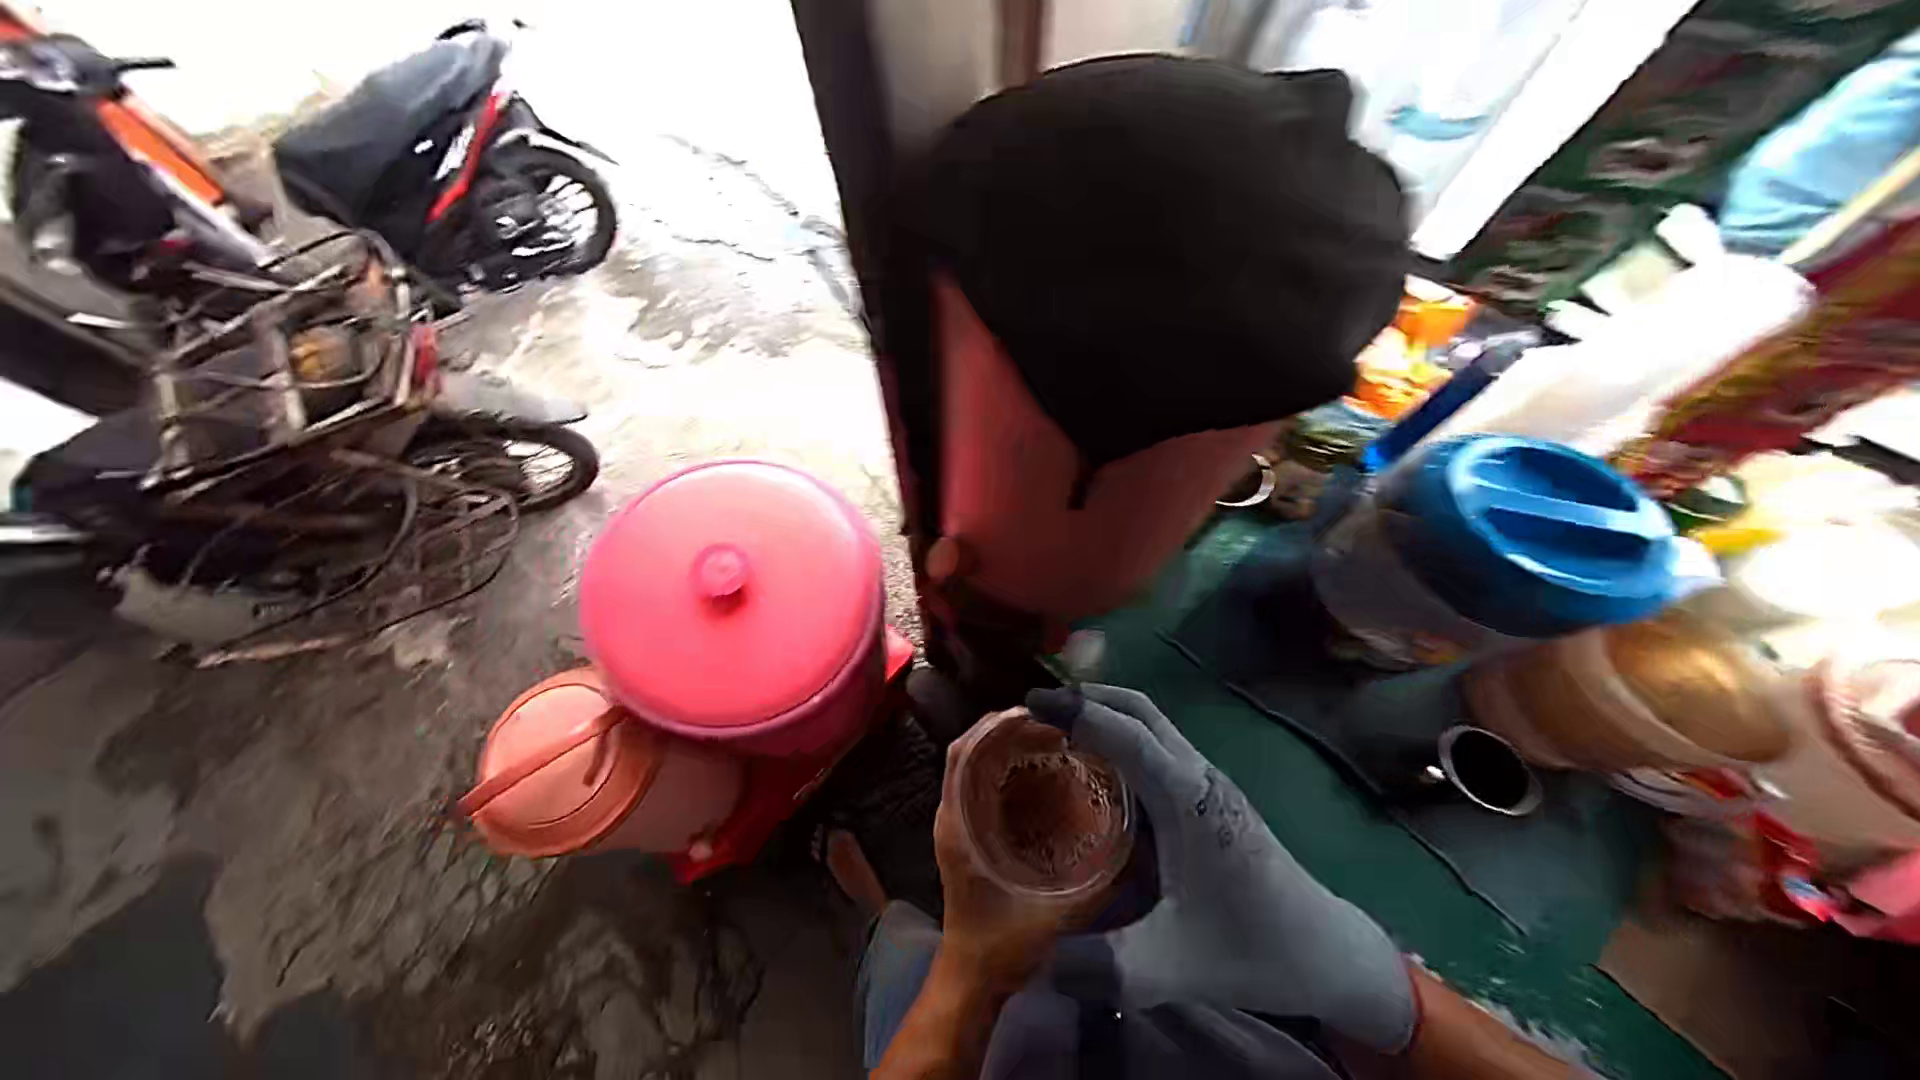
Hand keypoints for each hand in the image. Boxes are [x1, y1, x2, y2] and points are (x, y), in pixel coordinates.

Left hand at [931, 710, 1097, 993]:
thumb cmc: (1000, 945)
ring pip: (976, 762)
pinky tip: (1042, 769)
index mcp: (959, 823)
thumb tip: (1129, 844)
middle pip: (971, 749)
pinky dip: (1009, 765)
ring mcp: (959, 820)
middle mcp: (953, 813)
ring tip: (1051, 738)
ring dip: (1008, 745)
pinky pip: (984, 780)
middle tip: (1054, 726)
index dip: (996, 727)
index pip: (964, 753)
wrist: (972, 978)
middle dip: (1008, 730)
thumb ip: (1092, 883)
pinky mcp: (969, 829)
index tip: (1037, 718)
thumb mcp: (1052, 913)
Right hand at [1028, 684, 1416, 1052]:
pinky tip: (1099, 767)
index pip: (1127, 733)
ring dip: (1105, 712)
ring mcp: (1207, 780)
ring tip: (1058, 729)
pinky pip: (1158, 743)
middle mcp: (1197, 775)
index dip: (1077, 710)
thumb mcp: (1177, 965)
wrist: (1327, 950)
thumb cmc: (1255, 948)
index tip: (1030, 703)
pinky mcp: (1210, 794)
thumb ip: (1110, 967)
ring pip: (1151, 721)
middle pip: (1139, 709)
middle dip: (1087, 697)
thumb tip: (1041, 967)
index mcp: (1188, 798)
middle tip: (1038, 710)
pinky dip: (1121, 733)